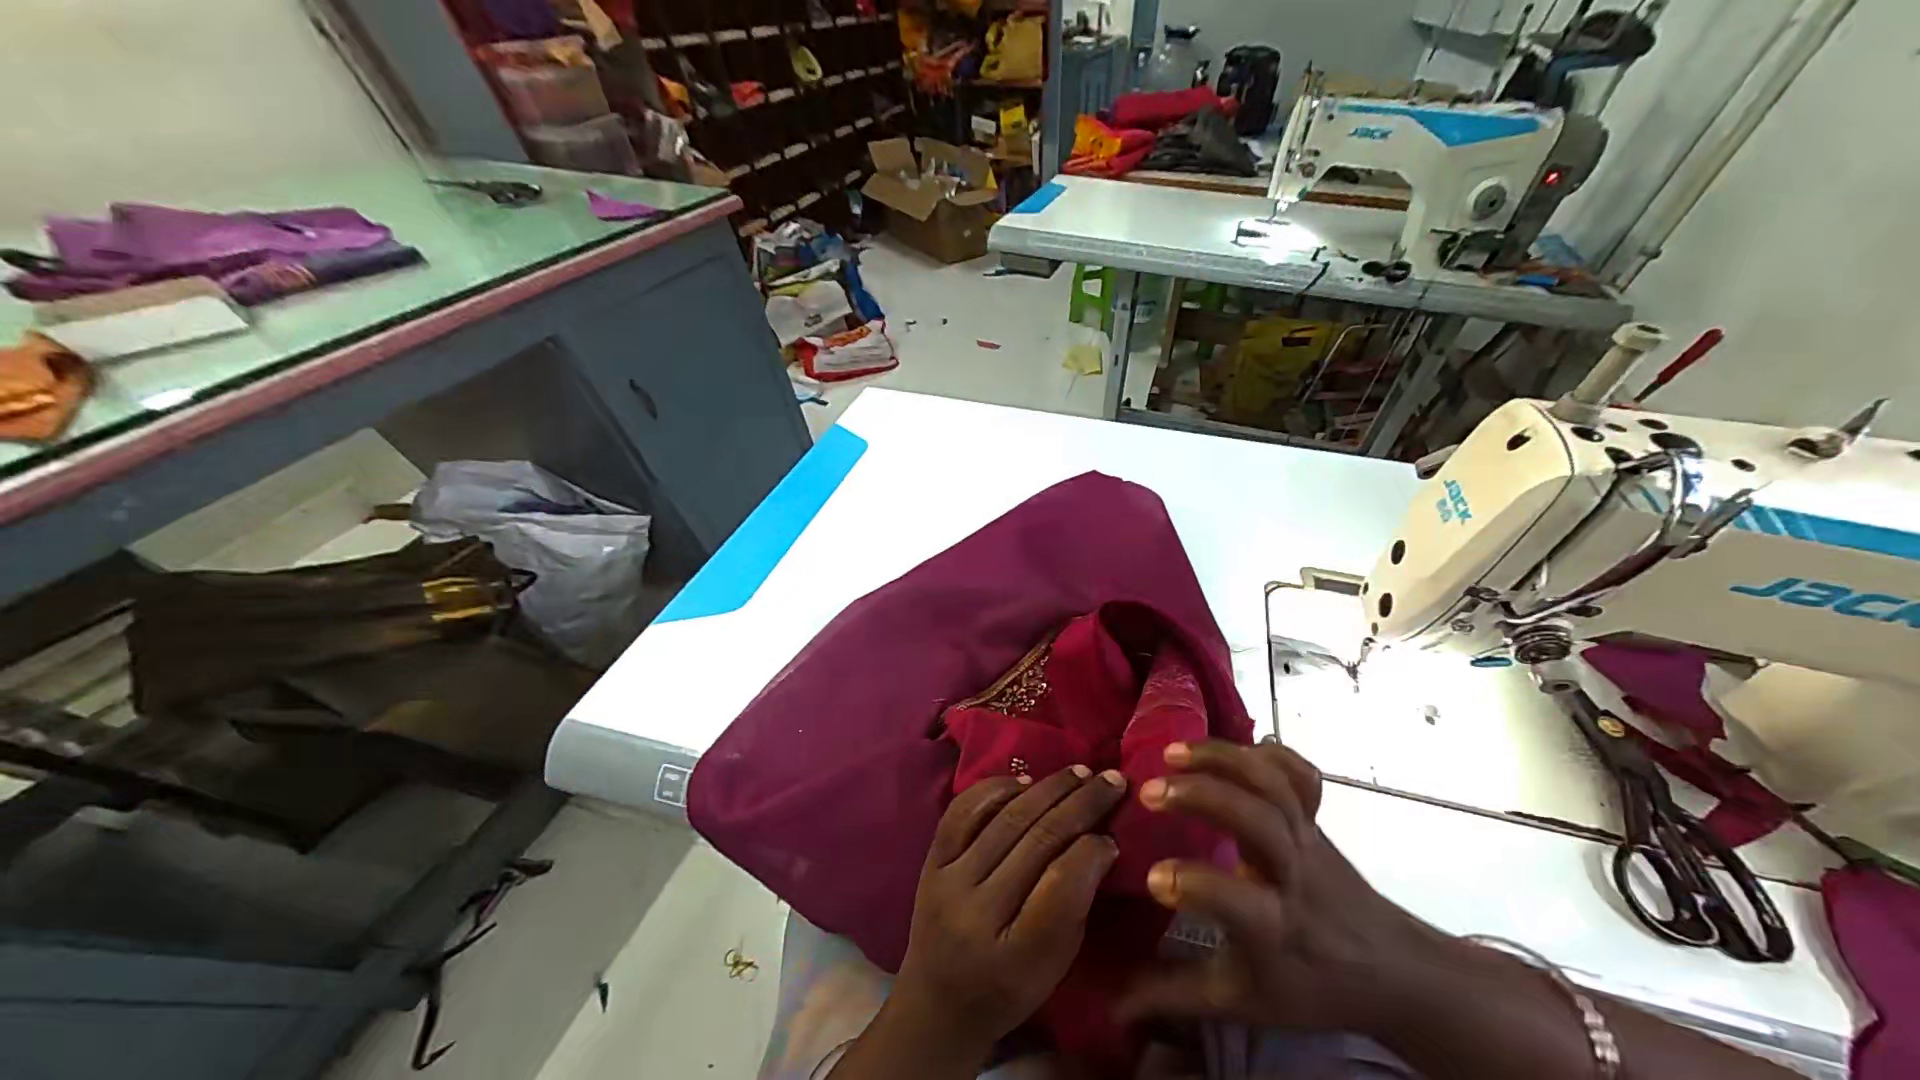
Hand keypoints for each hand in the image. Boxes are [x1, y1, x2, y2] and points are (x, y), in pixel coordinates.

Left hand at [890, 765, 1129, 1058]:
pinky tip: (1025, 781)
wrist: (938, 1003)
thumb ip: (1076, 904)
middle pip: (1035, 840)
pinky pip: (962, 811)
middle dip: (1080, 804)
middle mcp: (976, 909)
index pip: (1060, 884)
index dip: (1092, 850)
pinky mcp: (930, 861)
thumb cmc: (1009, 988)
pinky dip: (995, 789)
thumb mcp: (1055, 963)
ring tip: (1078, 772)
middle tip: (1111, 779)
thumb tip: (1101, 840)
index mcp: (1017, 952)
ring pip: (1005, 819)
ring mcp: (948, 880)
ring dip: (1046, 789)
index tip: (1114, 833)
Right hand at [1118, 740, 1441, 1035]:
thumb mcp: (1240, 1000)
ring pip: (1274, 786)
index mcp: (1273, 927)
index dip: (1193, 884)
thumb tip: (1111, 1006)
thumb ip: (1173, 995)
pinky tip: (1233, 747)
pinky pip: (1302, 775)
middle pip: (1257, 821)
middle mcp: (1292, 874)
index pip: (1236, 902)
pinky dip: (1270, 753)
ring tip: (1173, 752)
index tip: (1152, 878)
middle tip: (1151, 790)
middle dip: (1202, 796)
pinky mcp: (1316, 819)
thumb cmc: (1307, 985)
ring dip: (1223, 759)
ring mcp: (1307, 838)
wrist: (1390, 969)